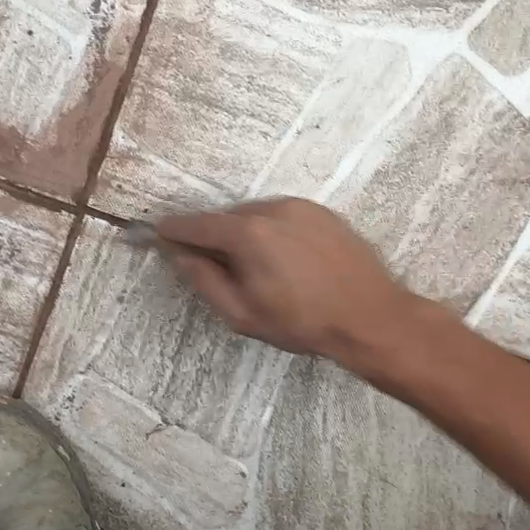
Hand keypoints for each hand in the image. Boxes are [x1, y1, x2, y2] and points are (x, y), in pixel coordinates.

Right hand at [155, 198, 413, 360]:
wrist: (370, 317)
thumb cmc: (302, 322)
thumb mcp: (242, 314)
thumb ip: (204, 281)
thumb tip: (179, 256)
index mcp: (247, 234)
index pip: (197, 225)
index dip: (174, 230)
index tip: (158, 232)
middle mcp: (271, 209)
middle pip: (226, 219)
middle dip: (213, 237)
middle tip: (213, 266)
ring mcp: (299, 206)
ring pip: (254, 215)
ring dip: (243, 234)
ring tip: (255, 268)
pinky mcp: (321, 211)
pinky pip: (281, 216)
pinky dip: (270, 230)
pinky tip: (282, 260)